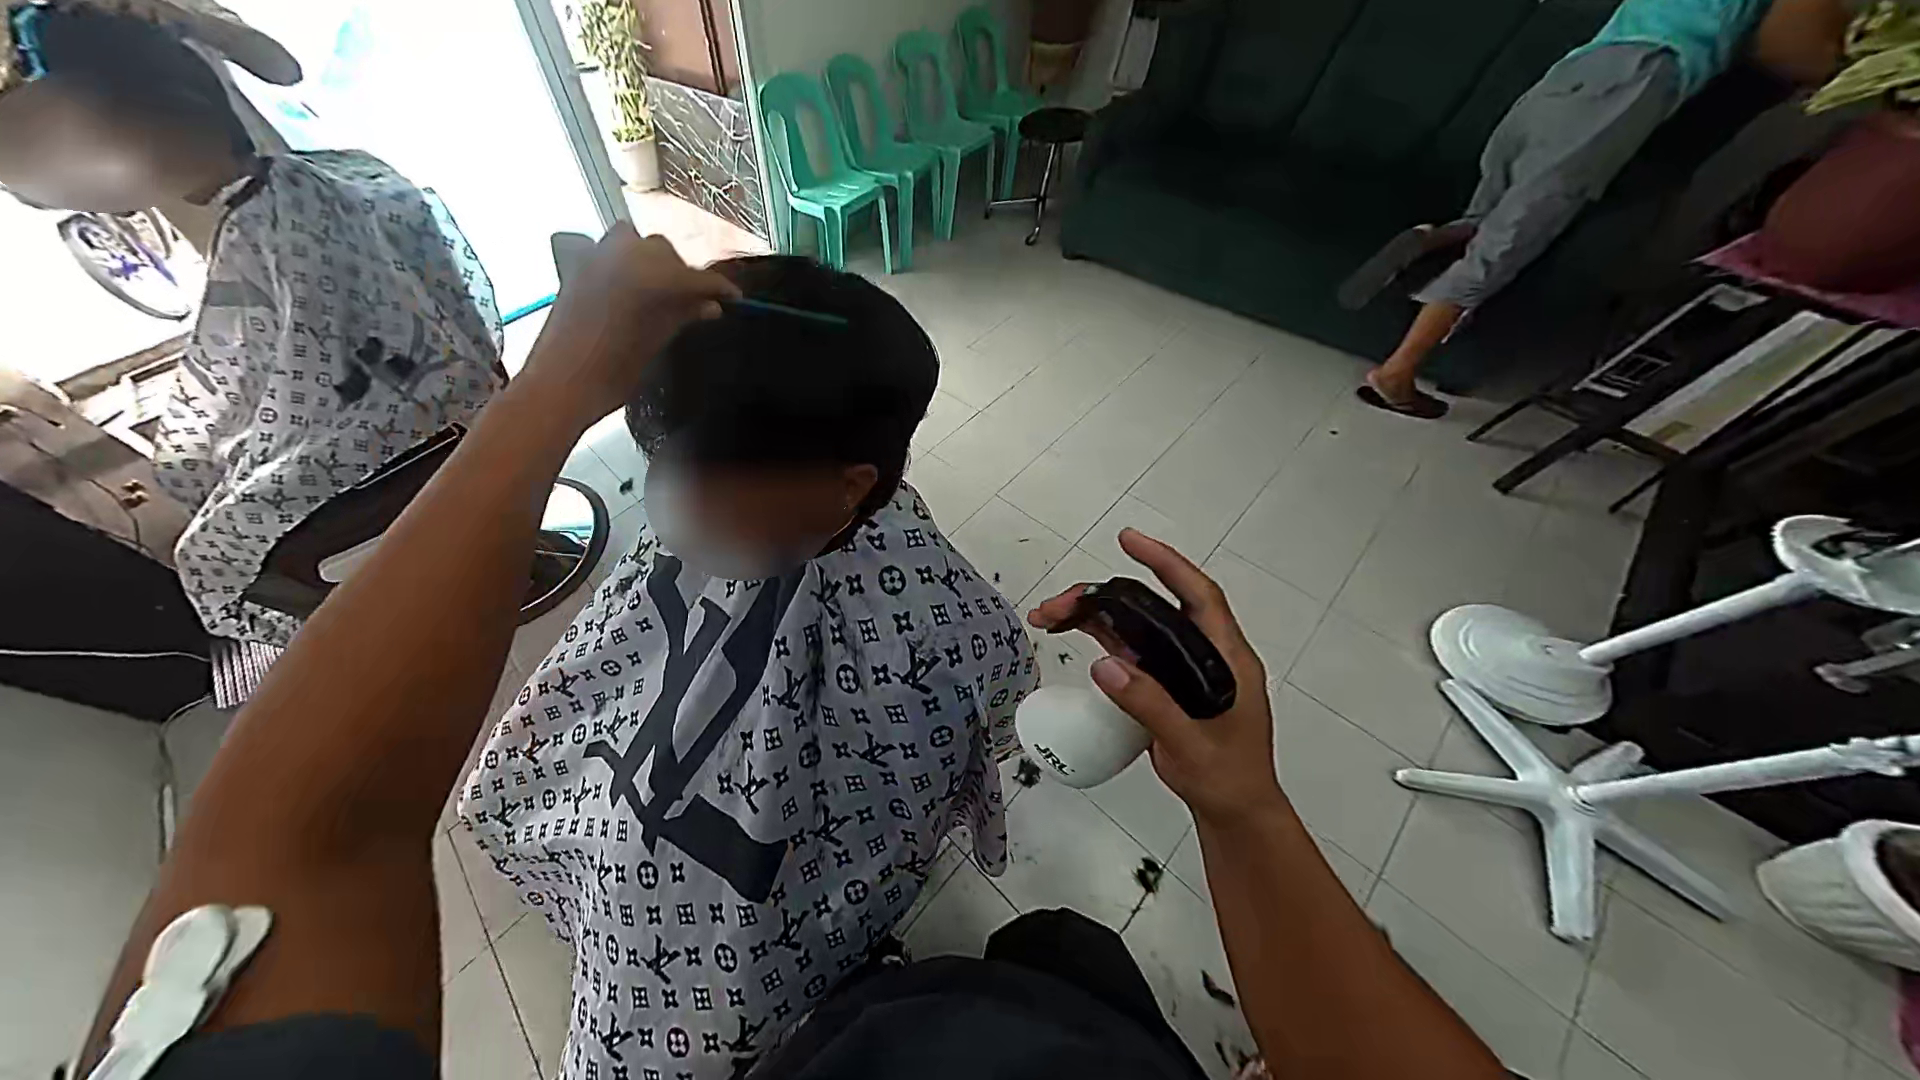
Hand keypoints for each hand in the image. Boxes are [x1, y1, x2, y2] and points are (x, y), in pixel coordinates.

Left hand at [513, 223, 739, 428]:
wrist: (561, 384)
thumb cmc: (614, 372)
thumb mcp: (657, 341)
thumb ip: (684, 315)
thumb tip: (711, 305)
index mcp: (649, 275)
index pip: (695, 276)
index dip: (718, 288)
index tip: (734, 299)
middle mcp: (621, 255)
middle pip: (664, 252)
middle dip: (683, 273)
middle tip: (697, 302)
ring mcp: (593, 257)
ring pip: (634, 243)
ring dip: (651, 260)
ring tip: (661, 290)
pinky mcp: (573, 267)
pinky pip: (604, 250)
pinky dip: (620, 261)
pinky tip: (625, 283)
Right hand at [1027, 528, 1285, 826]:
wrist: (1233, 812)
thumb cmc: (1227, 781)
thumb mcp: (1191, 747)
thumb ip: (1150, 706)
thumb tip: (1104, 666)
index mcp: (1226, 659)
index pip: (1198, 595)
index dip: (1166, 563)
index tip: (1129, 541)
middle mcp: (1203, 654)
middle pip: (1154, 608)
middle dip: (1107, 596)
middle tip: (1064, 601)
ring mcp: (1181, 668)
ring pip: (1136, 627)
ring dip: (1096, 616)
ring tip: (1054, 615)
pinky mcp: (1163, 683)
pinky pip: (1130, 650)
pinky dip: (1101, 638)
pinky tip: (1075, 633)